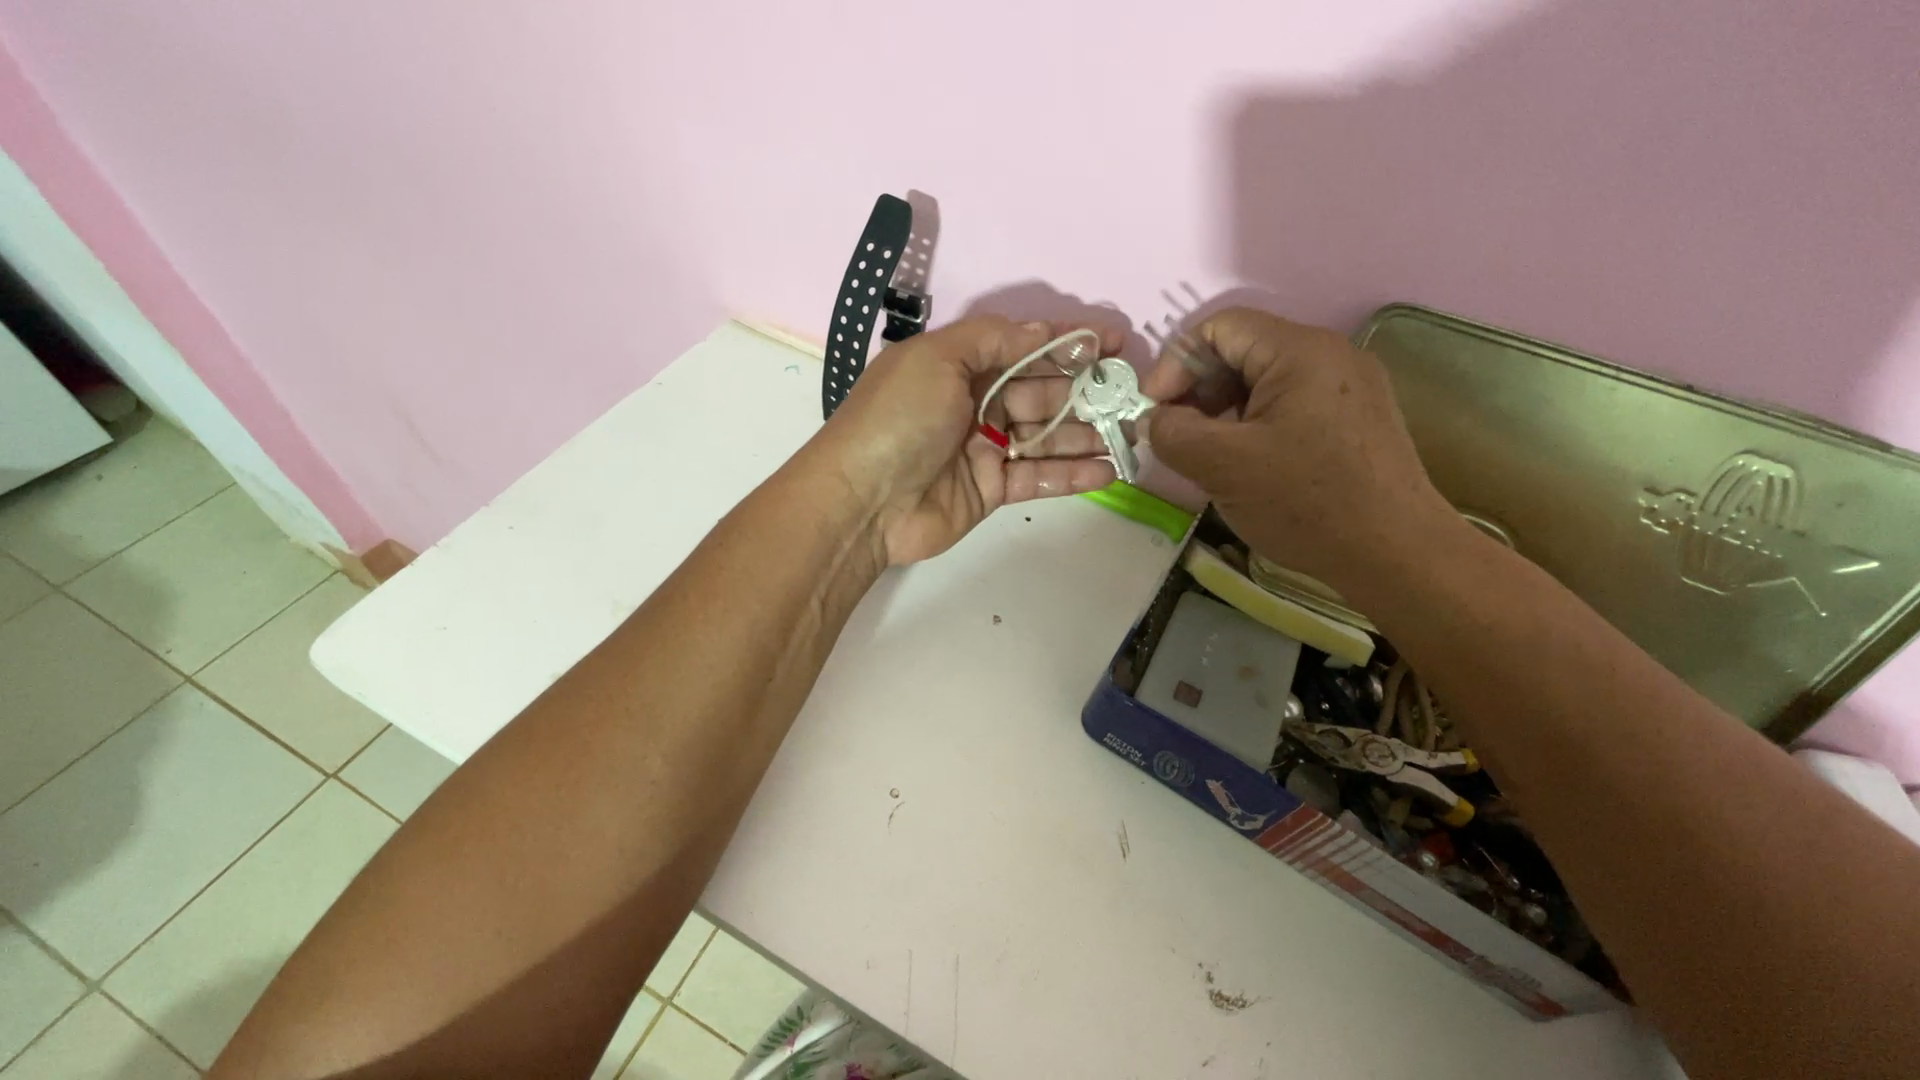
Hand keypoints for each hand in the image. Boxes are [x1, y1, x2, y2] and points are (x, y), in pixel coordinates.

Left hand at [818, 316, 1124, 565]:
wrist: (863, 500)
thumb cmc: (898, 418)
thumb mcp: (936, 358)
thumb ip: (992, 340)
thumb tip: (1041, 331)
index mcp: (958, 365)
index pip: (1024, 348)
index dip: (1068, 343)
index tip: (1114, 340)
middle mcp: (973, 402)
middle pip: (1041, 391)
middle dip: (1086, 390)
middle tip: (1133, 392)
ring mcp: (983, 448)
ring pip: (1046, 436)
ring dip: (1087, 433)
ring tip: (1132, 431)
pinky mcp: (990, 489)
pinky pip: (1038, 477)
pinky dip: (1072, 474)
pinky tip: (1110, 469)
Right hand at [1141, 308, 1455, 591]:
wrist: (1395, 554)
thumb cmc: (1305, 503)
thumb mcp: (1222, 466)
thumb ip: (1173, 433)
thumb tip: (1153, 420)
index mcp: (1299, 351)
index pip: (1219, 327)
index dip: (1176, 363)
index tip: (1154, 411)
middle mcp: (1330, 355)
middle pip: (1243, 350)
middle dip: (1198, 388)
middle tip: (1176, 435)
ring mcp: (1349, 386)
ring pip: (1265, 379)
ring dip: (1223, 409)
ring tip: (1206, 454)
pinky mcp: (1357, 419)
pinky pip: (1292, 403)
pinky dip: (1256, 423)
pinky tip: (1247, 464)